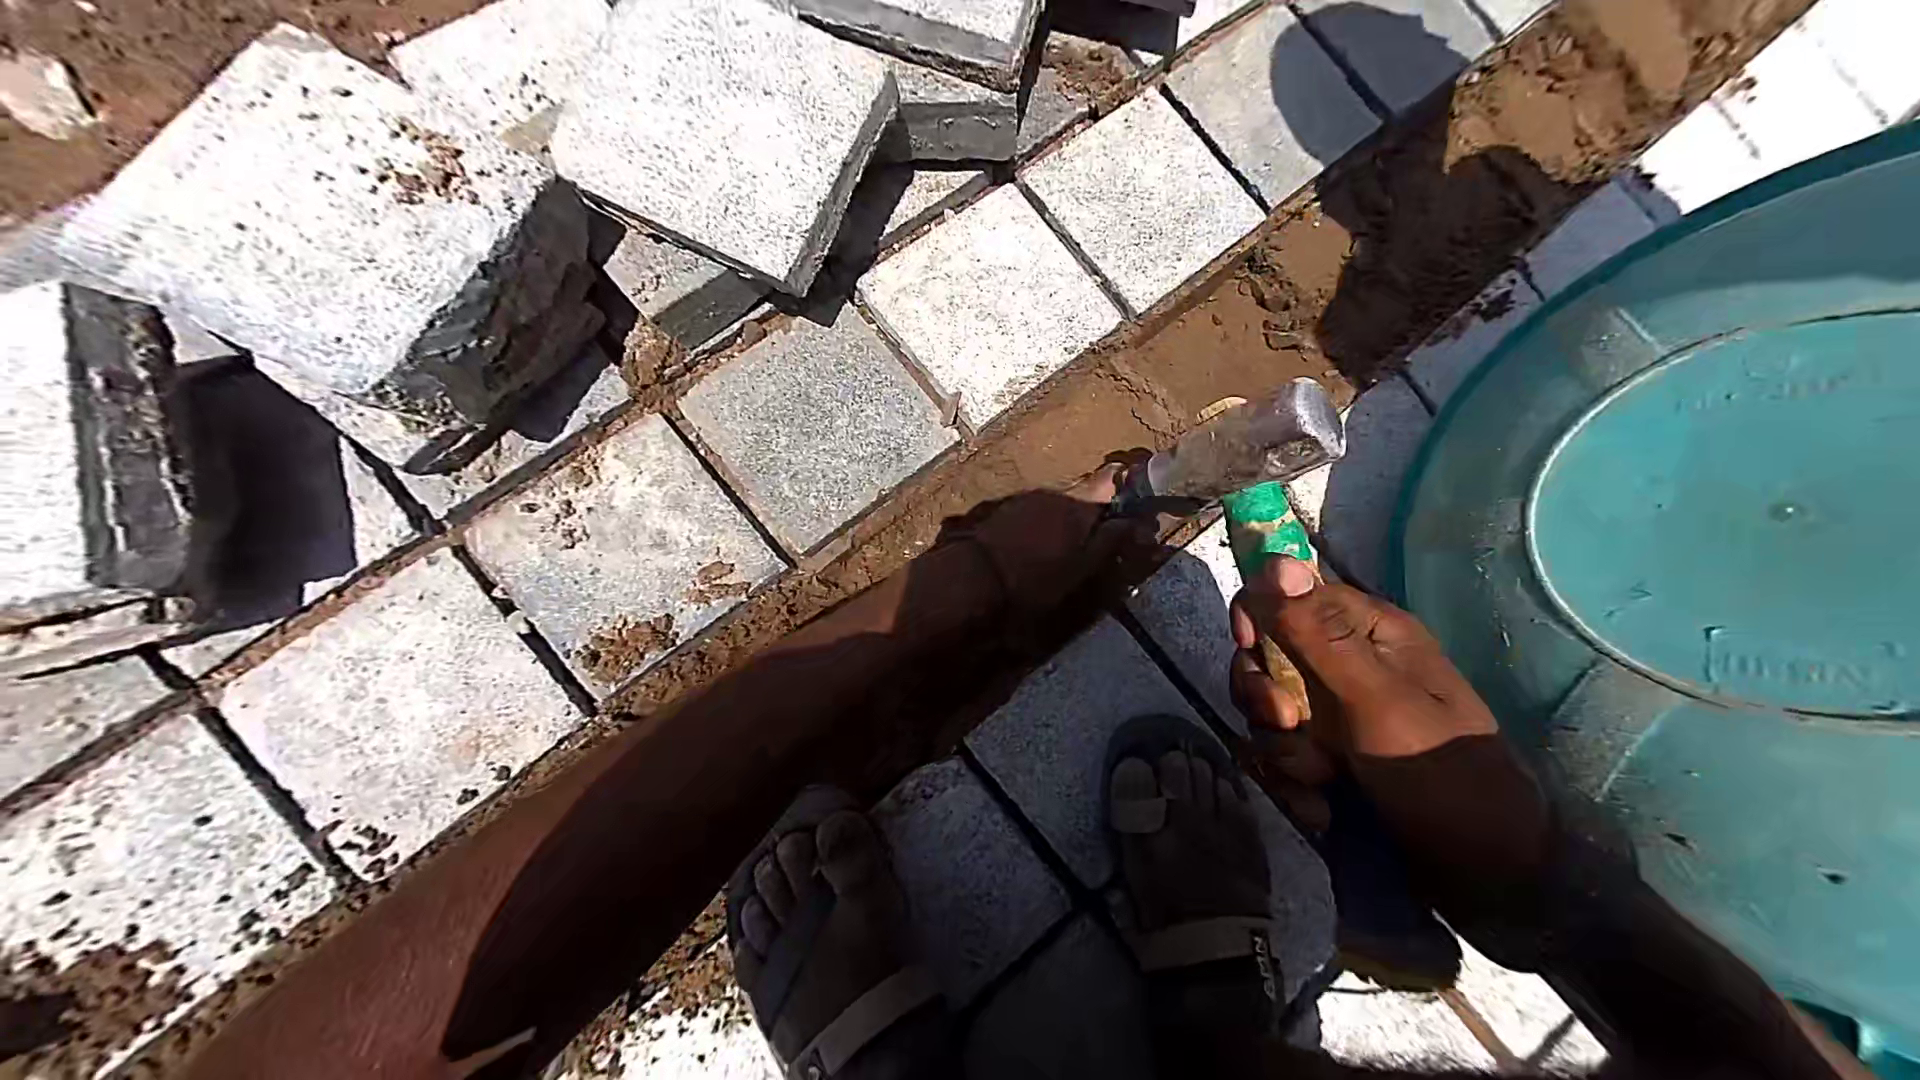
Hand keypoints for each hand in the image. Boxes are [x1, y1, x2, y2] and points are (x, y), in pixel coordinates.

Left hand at [940, 464, 1152, 618]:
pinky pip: (1037, 511)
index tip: (1137, 500)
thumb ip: (1110, 541)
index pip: (1112, 477)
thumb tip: (1136, 523)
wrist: (975, 578)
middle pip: (1085, 491)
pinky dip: (1046, 523)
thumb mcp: (1082, 568)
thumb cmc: (1036, 578)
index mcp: (1079, 502)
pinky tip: (1041, 546)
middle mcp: (1053, 492)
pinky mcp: (1005, 510)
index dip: (1128, 483)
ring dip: (1069, 517)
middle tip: (1106, 534)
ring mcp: (1027, 499)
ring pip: (1060, 501)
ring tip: (1071, 547)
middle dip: (1098, 508)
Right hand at [1227, 558, 1549, 884]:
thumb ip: (1316, 633)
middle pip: (1260, 657)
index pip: (1285, 594)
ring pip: (1261, 712)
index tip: (1249, 647)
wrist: (1485, 877)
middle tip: (1293, 725)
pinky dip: (1291, 783)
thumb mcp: (1375, 699)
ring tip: (1322, 782)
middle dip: (1264, 698)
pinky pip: (1273, 755)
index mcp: (1365, 632)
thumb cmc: (1440, 772)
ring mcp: (1330, 714)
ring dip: (1281, 751)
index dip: (1257, 615)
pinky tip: (1323, 807)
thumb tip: (1274, 559)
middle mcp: (1342, 665)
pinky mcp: (1321, 756)